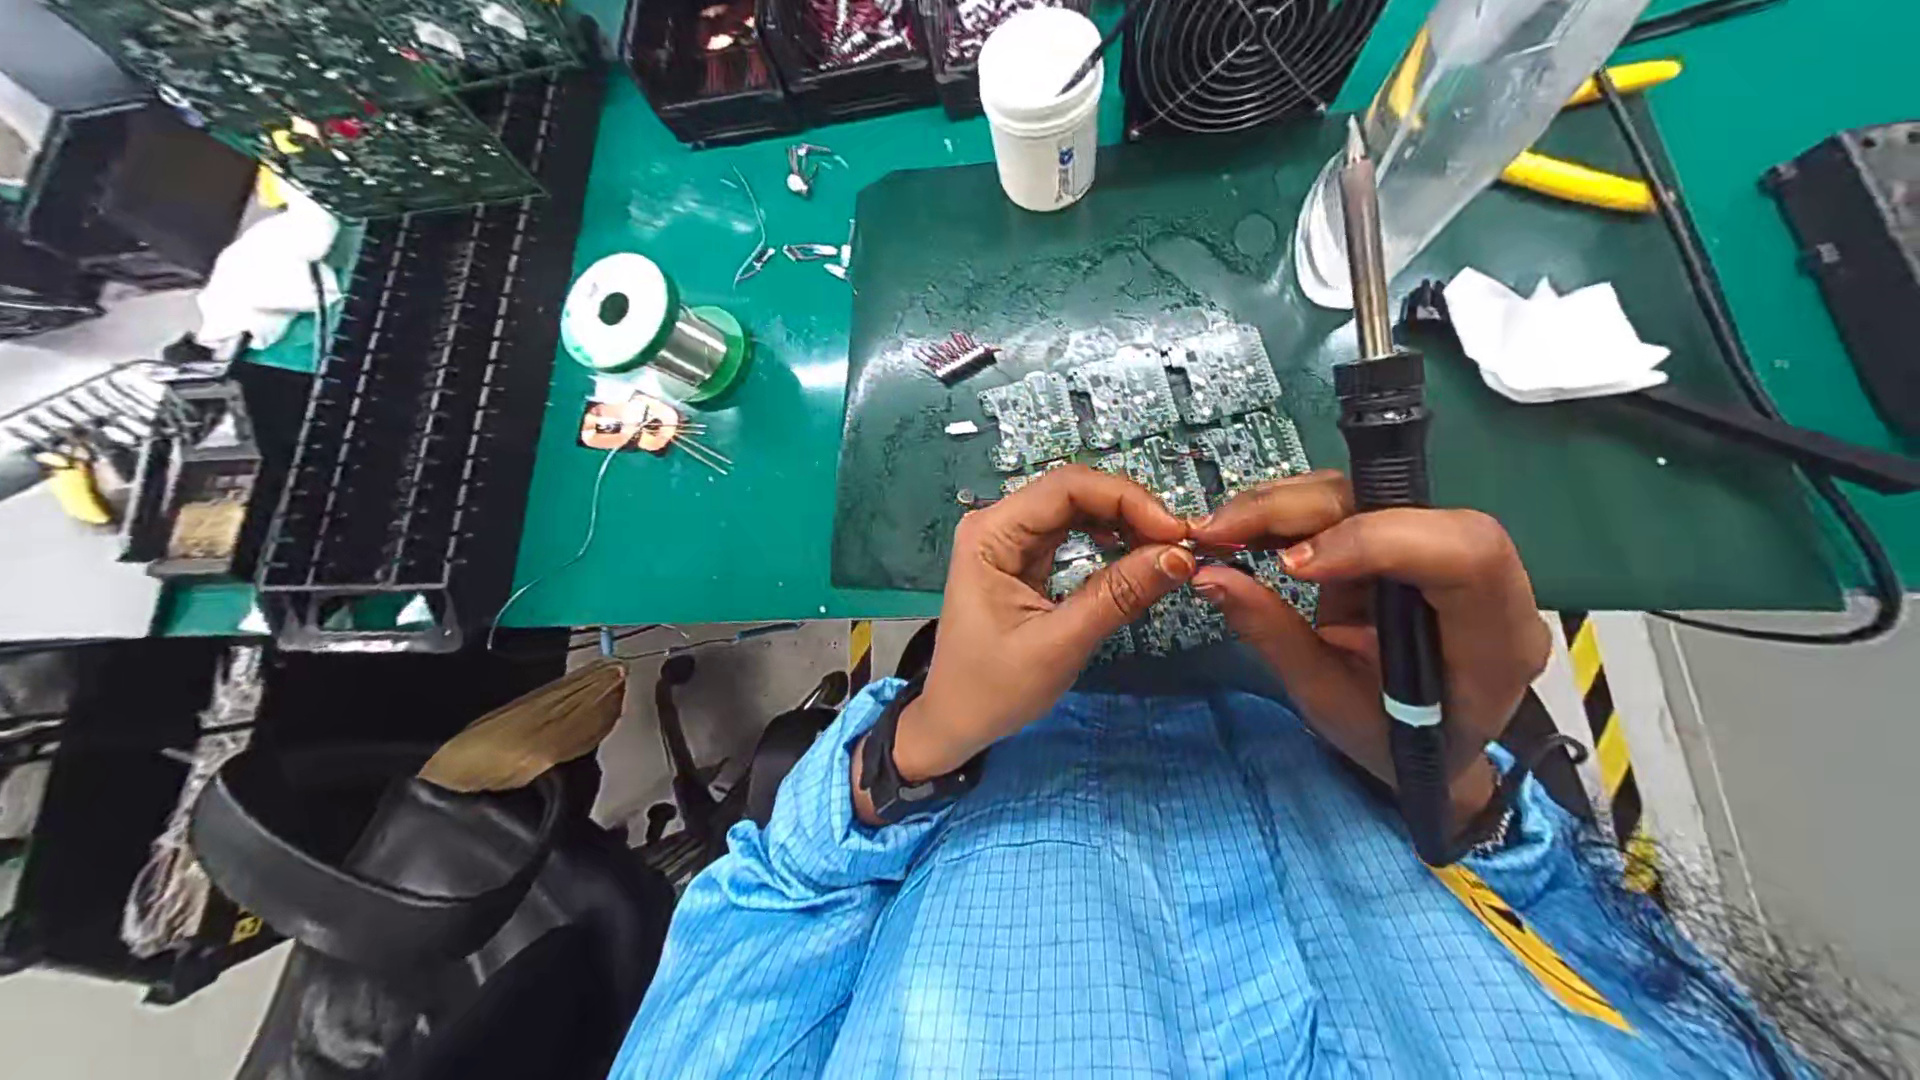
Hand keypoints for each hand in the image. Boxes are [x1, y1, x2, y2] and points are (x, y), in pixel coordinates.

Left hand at [855, 466, 1195, 822]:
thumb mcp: (1059, 645)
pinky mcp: (1023, 557)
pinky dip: (1108, 536)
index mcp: (990, 534)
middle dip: (1129, 509)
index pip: (1066, 487)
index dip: (1125, 499)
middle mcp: (997, 523)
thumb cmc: (993, 688)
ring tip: (1164, 548)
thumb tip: (1179, 556)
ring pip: (1076, 508)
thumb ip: (1117, 596)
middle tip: (1178, 542)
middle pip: (1073, 492)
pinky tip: (1134, 550)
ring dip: (1123, 521)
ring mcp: (1009, 538)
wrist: (957, 718)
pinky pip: (1072, 532)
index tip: (1174, 531)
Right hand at [1187, 472, 1549, 818]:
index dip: (1374, 540)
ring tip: (1220, 530)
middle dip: (1297, 509)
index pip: (1462, 552)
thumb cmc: (1393, 739)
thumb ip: (1274, 634)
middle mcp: (1478, 576)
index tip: (1289, 566)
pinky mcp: (1396, 540)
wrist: (1428, 746)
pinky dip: (1283, 512)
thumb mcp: (1328, 699)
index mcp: (1493, 635)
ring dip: (1280, 504)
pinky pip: (1340, 506)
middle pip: (1396, 502)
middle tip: (1219, 530)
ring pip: (1361, 491)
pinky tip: (1242, 529)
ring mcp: (1434, 549)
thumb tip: (1209, 577)